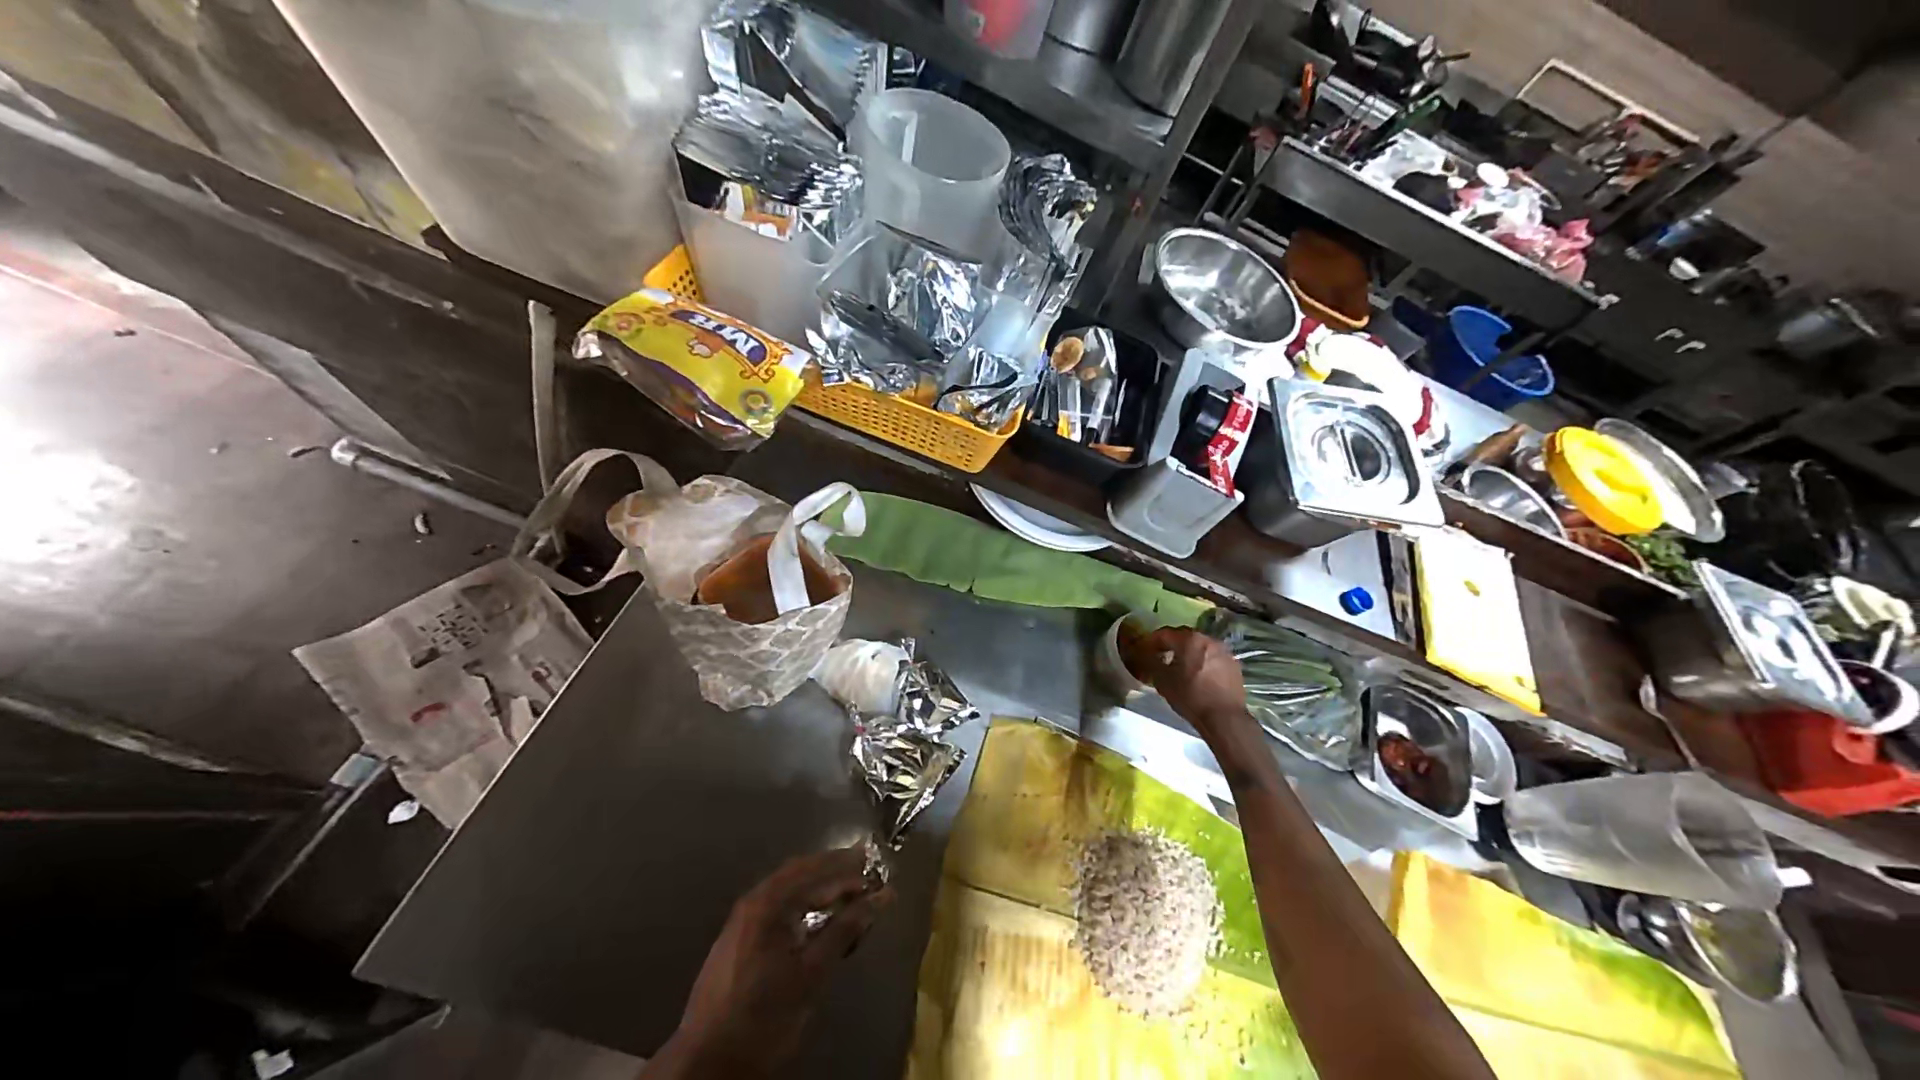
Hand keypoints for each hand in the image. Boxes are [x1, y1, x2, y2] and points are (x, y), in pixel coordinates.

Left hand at [655, 847, 893, 1077]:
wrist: (707, 1062)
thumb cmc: (764, 1015)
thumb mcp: (811, 973)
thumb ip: (845, 930)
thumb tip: (879, 897)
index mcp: (767, 903)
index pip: (813, 870)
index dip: (846, 867)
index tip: (874, 865)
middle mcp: (752, 903)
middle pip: (799, 875)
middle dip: (833, 873)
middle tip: (866, 875)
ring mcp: (742, 922)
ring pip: (788, 893)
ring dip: (819, 890)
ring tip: (849, 896)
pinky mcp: (739, 942)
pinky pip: (778, 910)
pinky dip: (803, 907)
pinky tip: (819, 921)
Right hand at [1139, 628, 1256, 750]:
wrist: (1224, 718)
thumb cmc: (1190, 696)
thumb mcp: (1162, 680)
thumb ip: (1151, 662)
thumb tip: (1145, 654)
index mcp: (1189, 640)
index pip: (1164, 633)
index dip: (1151, 641)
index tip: (1143, 651)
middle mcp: (1209, 640)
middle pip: (1184, 637)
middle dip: (1170, 645)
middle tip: (1160, 657)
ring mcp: (1224, 652)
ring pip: (1200, 647)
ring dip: (1188, 654)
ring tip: (1180, 668)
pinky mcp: (1234, 665)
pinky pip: (1213, 658)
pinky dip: (1203, 663)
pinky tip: (1198, 677)